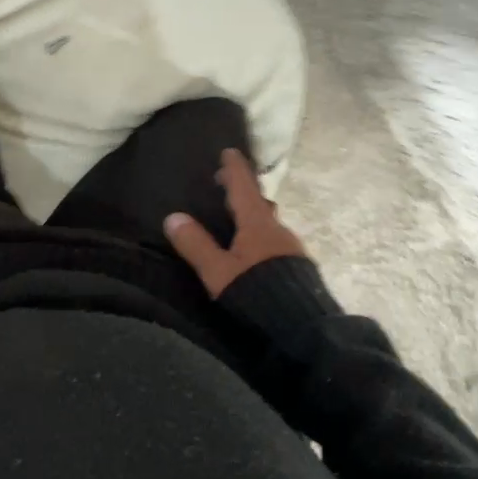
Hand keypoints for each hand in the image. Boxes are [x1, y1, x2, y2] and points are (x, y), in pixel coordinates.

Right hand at [163, 148, 307, 297]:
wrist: (304, 327)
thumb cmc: (256, 292)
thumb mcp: (218, 272)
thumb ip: (196, 245)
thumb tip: (173, 217)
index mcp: (257, 224)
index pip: (243, 188)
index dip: (235, 170)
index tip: (230, 151)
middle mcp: (278, 230)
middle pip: (259, 204)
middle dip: (243, 192)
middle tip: (226, 186)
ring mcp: (292, 249)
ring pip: (270, 224)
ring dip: (254, 217)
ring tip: (238, 220)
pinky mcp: (299, 268)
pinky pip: (276, 242)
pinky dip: (262, 237)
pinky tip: (255, 251)